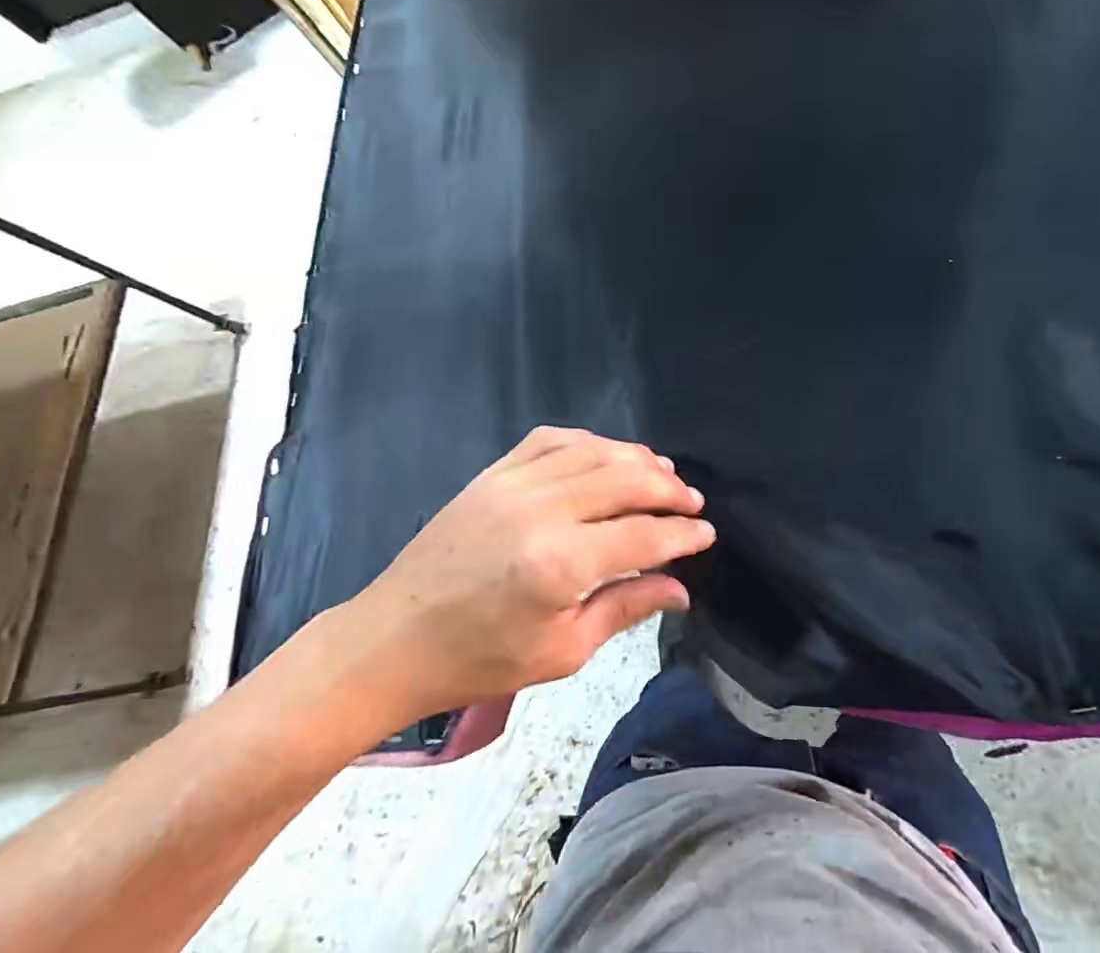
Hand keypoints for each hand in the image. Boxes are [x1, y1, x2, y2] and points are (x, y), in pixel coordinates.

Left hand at [334, 426, 715, 723]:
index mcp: (561, 564)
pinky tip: (608, 455)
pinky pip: (552, 439)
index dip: (683, 534)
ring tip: (664, 475)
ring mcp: (513, 484)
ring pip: (595, 452)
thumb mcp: (564, 650)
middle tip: (693, 504)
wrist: (392, 640)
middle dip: (670, 491)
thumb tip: (682, 589)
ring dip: (638, 460)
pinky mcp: (492, 474)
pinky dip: (590, 442)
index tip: (707, 534)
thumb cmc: (482, 659)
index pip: (644, 535)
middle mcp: (541, 511)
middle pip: (627, 480)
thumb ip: (627, 608)